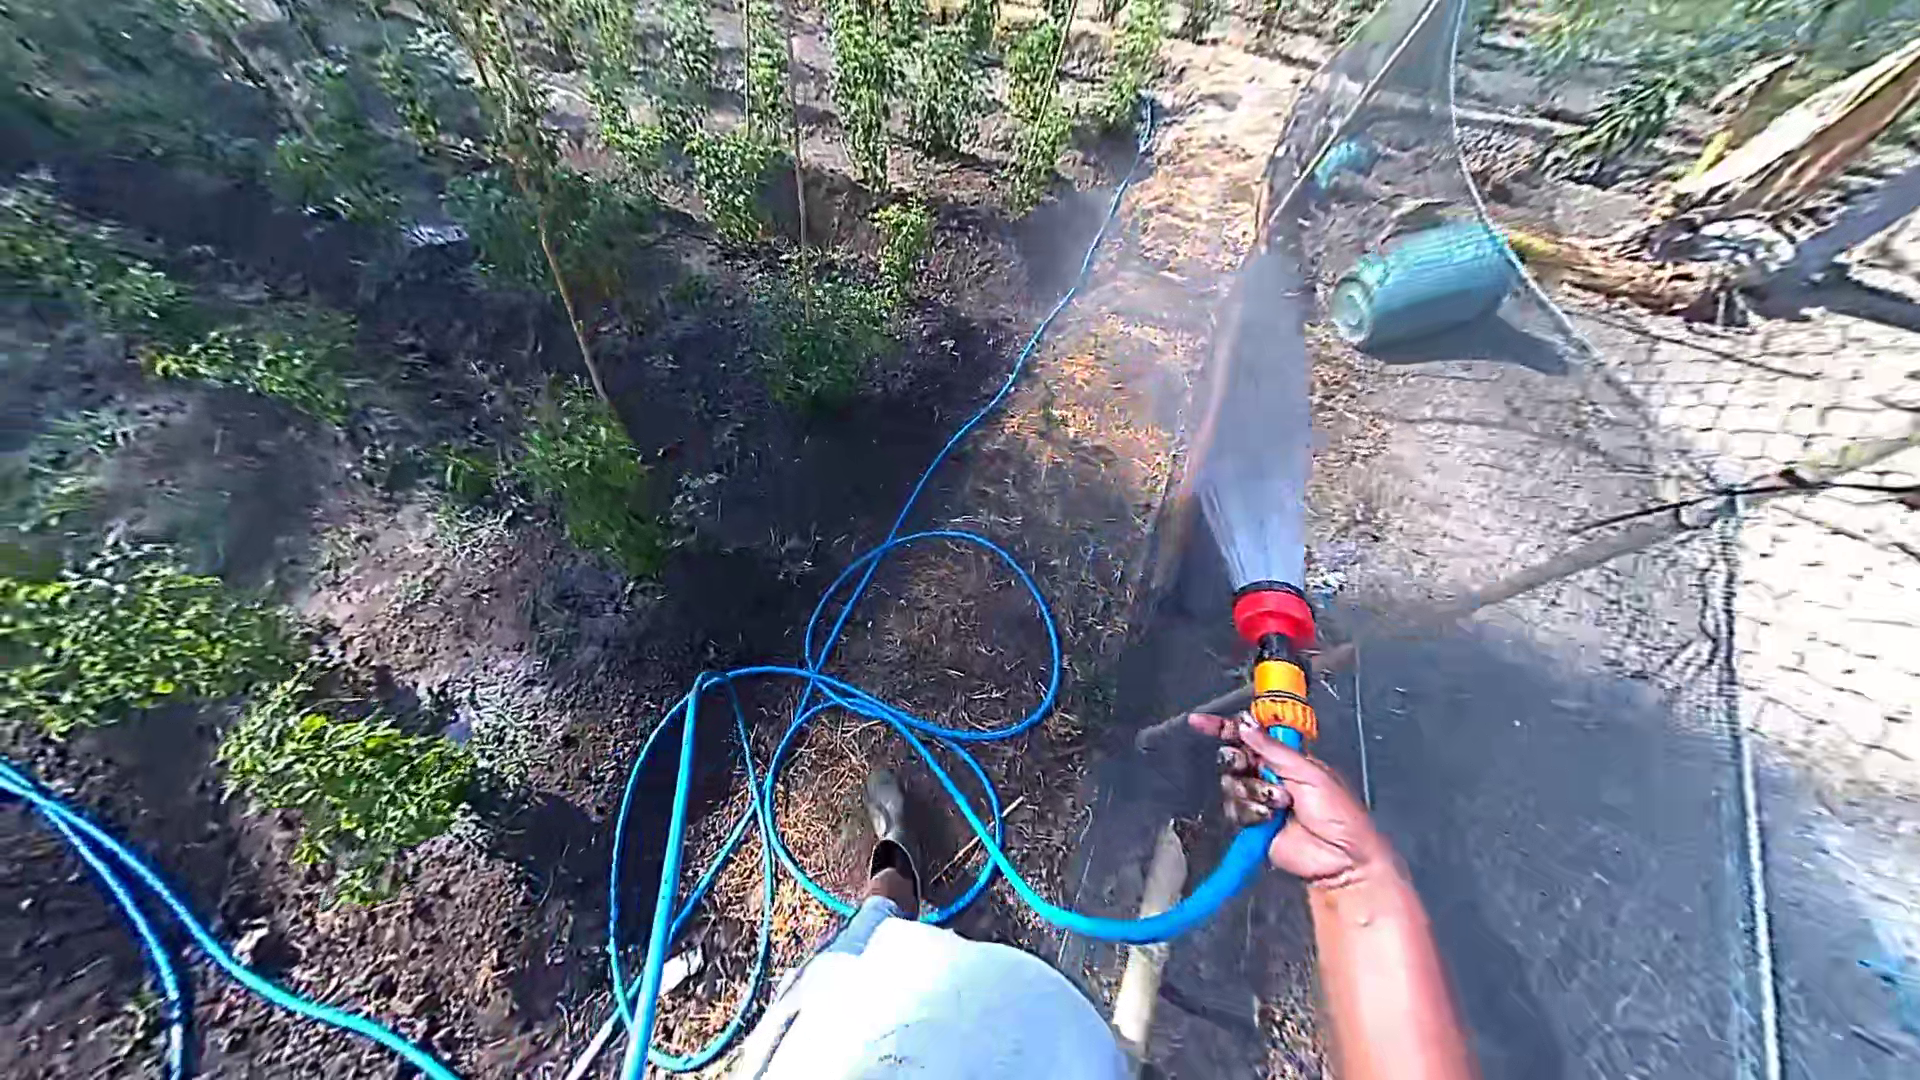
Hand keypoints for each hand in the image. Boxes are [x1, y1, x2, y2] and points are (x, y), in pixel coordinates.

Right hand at [1188, 712, 1393, 891]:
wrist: (1342, 861)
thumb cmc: (1341, 817)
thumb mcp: (1310, 773)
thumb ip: (1274, 748)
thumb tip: (1244, 725)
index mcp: (1284, 757)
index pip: (1247, 734)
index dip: (1222, 727)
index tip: (1200, 722)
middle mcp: (1268, 775)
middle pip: (1232, 756)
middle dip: (1238, 761)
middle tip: (1251, 767)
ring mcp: (1258, 798)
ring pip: (1231, 783)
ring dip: (1254, 792)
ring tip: (1281, 803)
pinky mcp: (1252, 822)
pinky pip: (1234, 809)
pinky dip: (1251, 812)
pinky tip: (1270, 819)